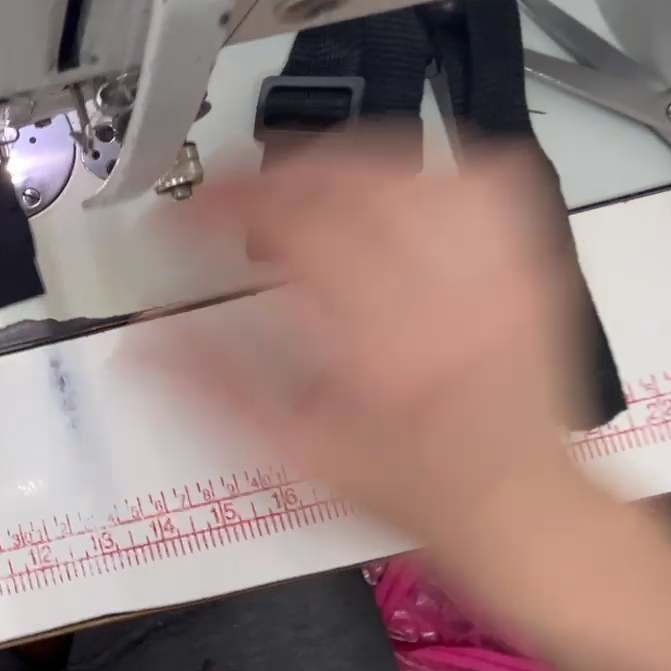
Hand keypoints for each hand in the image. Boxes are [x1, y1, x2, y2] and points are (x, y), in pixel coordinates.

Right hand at [146, 141, 585, 545]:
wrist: (526, 508)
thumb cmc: (410, 488)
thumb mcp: (295, 450)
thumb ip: (212, 388)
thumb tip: (143, 341)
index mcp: (385, 346)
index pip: (297, 233)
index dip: (228, 208)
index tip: (186, 215)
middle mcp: (450, 298)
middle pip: (353, 187)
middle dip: (273, 176)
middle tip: (228, 194)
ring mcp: (499, 275)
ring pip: (415, 172)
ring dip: (338, 162)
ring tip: (294, 182)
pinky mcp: (528, 268)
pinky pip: (486, 182)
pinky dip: (423, 169)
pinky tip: (386, 187)